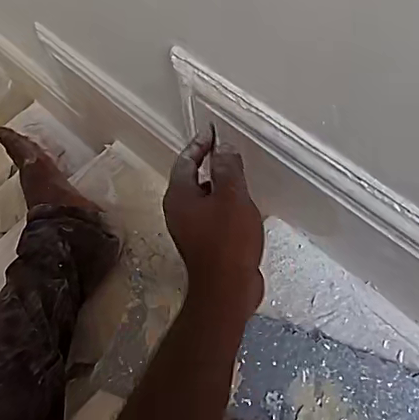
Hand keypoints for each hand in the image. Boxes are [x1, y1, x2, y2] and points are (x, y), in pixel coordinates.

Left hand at [164, 126, 263, 315]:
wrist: (227, 288)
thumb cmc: (228, 241)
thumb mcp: (232, 197)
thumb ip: (227, 169)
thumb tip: (222, 148)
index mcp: (178, 195)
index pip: (185, 161)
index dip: (199, 144)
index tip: (212, 131)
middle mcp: (177, 210)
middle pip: (190, 178)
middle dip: (206, 162)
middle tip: (225, 149)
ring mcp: (188, 227)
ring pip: (201, 196)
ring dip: (216, 183)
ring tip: (236, 173)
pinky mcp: (202, 241)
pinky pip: (210, 213)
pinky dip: (222, 202)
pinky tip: (241, 204)